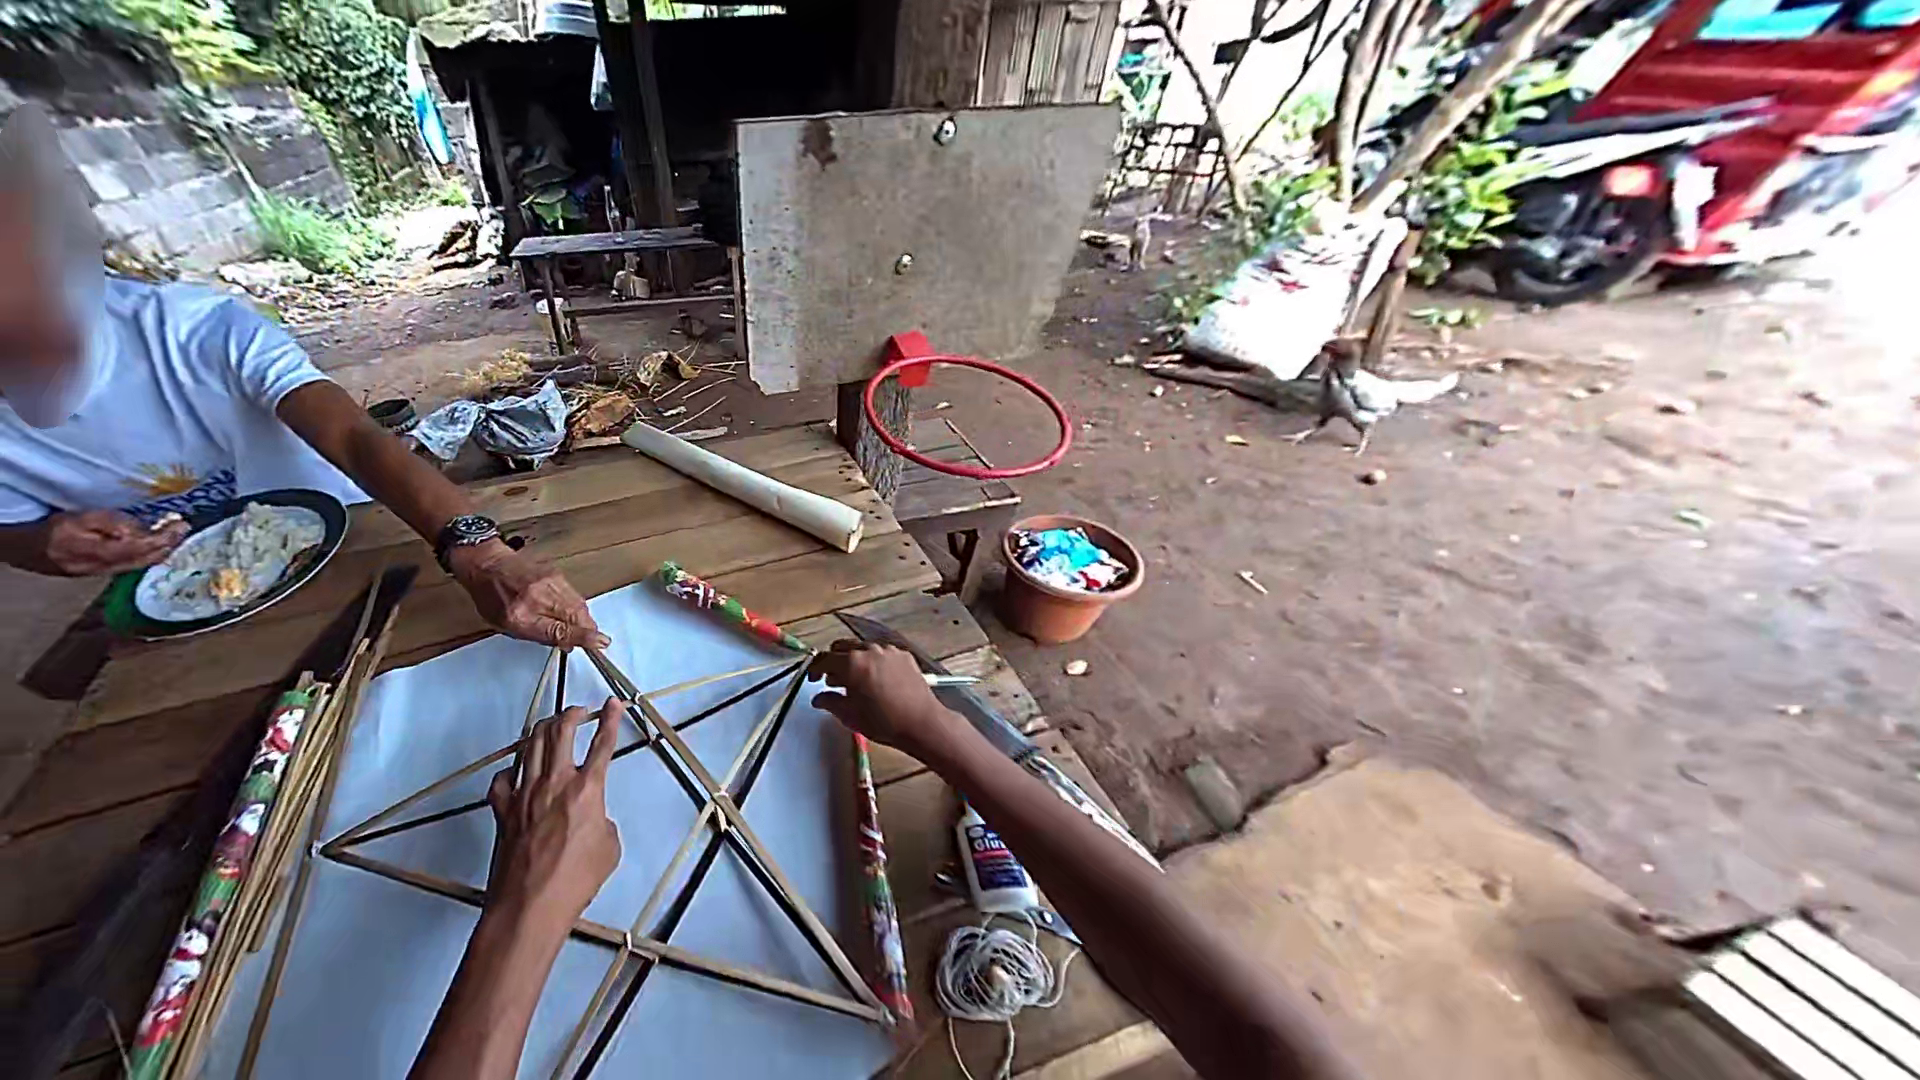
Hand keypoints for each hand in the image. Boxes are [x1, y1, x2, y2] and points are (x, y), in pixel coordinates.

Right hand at [31, 509, 187, 575]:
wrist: (27, 547)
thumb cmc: (58, 528)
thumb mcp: (86, 518)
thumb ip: (119, 523)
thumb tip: (148, 530)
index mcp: (93, 551)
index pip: (141, 547)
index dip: (165, 537)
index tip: (181, 524)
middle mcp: (100, 567)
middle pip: (147, 558)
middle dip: (169, 544)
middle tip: (182, 529)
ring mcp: (102, 574)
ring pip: (143, 564)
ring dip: (163, 550)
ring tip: (174, 536)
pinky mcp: (103, 576)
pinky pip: (134, 567)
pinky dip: (150, 556)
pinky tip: (159, 547)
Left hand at [448, 539, 609, 648]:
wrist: (489, 566)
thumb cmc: (494, 597)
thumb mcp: (508, 627)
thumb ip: (542, 635)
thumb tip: (570, 643)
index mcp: (520, 617)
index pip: (560, 630)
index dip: (583, 637)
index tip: (601, 642)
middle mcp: (537, 598)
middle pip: (577, 618)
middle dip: (584, 629)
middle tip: (585, 637)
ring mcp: (550, 583)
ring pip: (579, 607)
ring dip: (580, 617)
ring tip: (566, 619)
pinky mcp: (559, 574)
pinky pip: (575, 595)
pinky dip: (574, 604)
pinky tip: (562, 605)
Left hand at [485, 699, 622, 929]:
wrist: (529, 907)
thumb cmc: (576, 879)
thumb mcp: (609, 844)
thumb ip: (602, 818)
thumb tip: (591, 816)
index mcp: (587, 789)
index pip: (602, 743)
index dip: (611, 718)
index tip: (613, 703)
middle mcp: (554, 784)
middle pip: (559, 733)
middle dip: (571, 714)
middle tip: (580, 711)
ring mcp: (524, 796)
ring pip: (529, 748)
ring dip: (542, 731)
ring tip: (551, 726)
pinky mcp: (502, 814)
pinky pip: (503, 781)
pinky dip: (511, 770)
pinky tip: (516, 772)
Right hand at [808, 640, 970, 763]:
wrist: (920, 722)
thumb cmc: (884, 721)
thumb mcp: (850, 715)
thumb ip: (830, 702)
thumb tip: (820, 698)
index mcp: (852, 663)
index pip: (824, 659)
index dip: (815, 668)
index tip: (813, 677)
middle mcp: (869, 651)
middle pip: (843, 647)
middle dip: (834, 661)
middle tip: (833, 680)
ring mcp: (889, 651)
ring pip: (863, 648)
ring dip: (855, 660)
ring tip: (856, 681)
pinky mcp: (904, 655)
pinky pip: (882, 653)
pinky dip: (875, 662)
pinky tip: (877, 680)